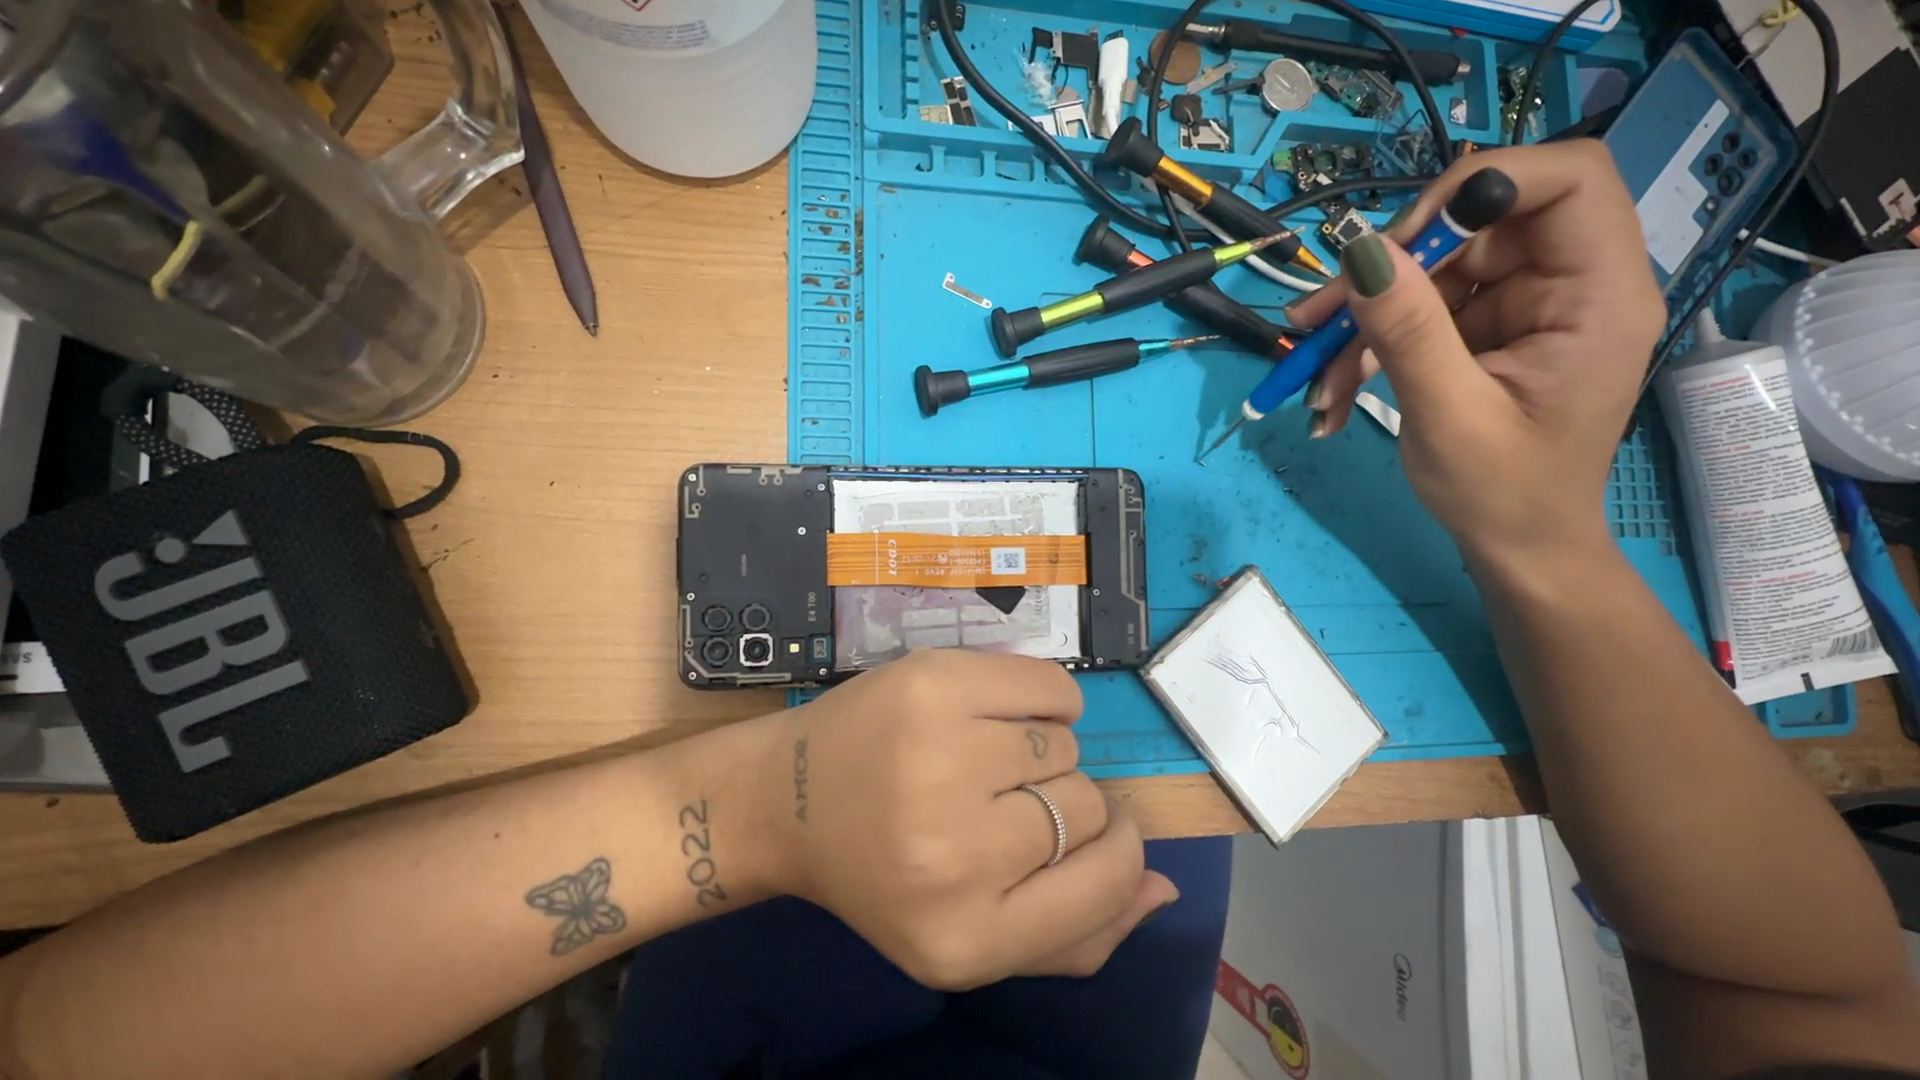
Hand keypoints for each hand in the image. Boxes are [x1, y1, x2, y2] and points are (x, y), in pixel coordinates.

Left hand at [752, 649, 1175, 989]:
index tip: (1096, 833)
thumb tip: (1161, 887)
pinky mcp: (933, 685)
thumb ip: (1075, 933)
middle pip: (1089, 808)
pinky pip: (1051, 688)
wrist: (790, 798)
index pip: (1106, 883)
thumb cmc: (885, 872)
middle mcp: (956, 857)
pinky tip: (994, 714)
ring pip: (1067, 747)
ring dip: (1039, 752)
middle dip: (1060, 801)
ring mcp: (941, 760)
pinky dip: (1043, 699)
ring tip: (977, 760)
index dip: (1117, 852)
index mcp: (969, 941)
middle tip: (994, 801)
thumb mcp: (971, 939)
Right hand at [1290, 141, 1666, 564]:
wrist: (1517, 548)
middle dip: (1390, 266)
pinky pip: (1420, 308)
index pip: (1568, 182)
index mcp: (1598, 296)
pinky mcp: (1486, 328)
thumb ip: (1408, 330)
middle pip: (1477, 226)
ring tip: (1311, 369)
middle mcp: (1567, 285)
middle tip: (1318, 315)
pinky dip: (1370, 342)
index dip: (1484, 187)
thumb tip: (1360, 250)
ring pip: (1434, 269)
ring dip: (1364, 314)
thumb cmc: (1502, 494)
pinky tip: (1333, 387)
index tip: (1402, 239)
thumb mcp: (1448, 415)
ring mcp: (1523, 306)